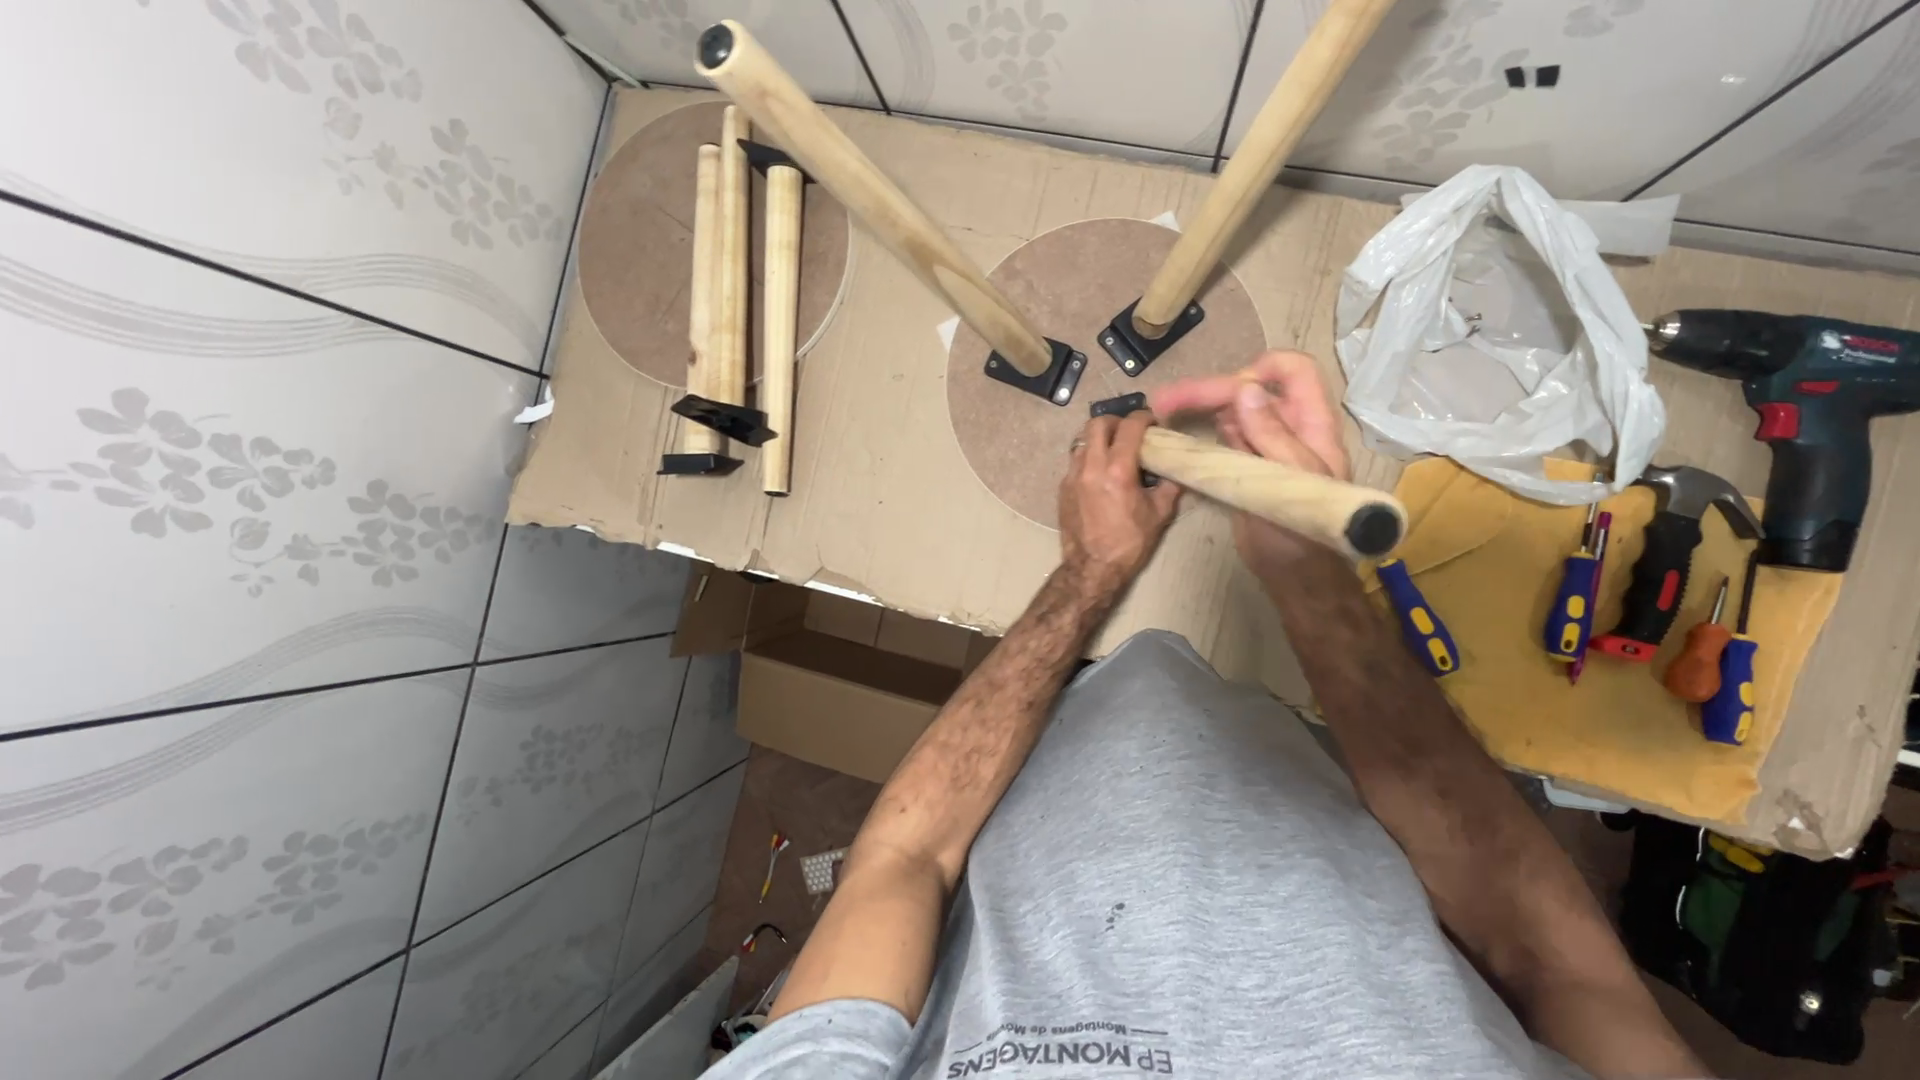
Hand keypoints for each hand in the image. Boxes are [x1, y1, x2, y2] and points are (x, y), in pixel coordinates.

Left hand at [1056, 410, 1181, 595]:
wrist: (1092, 568)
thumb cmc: (1129, 543)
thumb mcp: (1159, 514)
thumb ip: (1169, 486)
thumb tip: (1175, 469)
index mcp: (1117, 471)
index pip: (1130, 427)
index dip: (1144, 418)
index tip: (1153, 422)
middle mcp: (1091, 467)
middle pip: (1097, 423)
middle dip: (1116, 421)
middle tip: (1130, 432)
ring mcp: (1072, 476)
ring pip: (1083, 440)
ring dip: (1100, 438)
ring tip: (1115, 450)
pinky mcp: (1063, 487)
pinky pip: (1076, 460)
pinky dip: (1090, 457)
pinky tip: (1101, 472)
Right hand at [1149, 349, 1350, 571]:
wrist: (1293, 575)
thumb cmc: (1303, 533)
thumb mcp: (1293, 480)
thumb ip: (1273, 435)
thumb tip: (1246, 390)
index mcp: (1311, 425)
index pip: (1294, 373)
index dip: (1263, 369)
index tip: (1230, 388)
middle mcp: (1287, 428)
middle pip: (1248, 389)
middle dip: (1208, 388)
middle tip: (1165, 399)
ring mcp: (1263, 445)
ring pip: (1230, 410)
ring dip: (1196, 404)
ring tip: (1162, 408)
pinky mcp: (1242, 465)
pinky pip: (1220, 436)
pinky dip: (1197, 429)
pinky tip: (1172, 431)